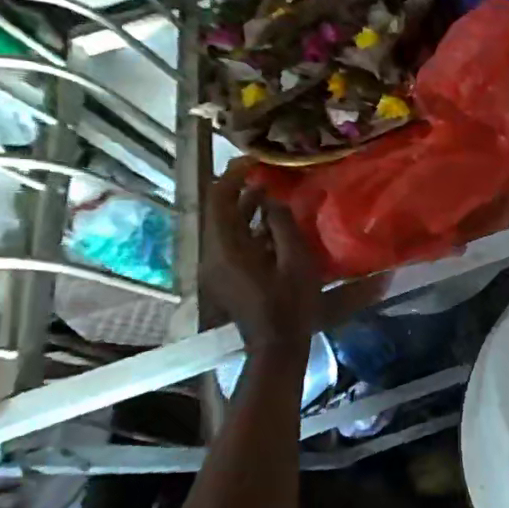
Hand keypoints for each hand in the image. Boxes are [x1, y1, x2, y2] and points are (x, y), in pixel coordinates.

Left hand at [201, 161, 388, 351]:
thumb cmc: (289, 305)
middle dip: (241, 188)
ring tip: (272, 193)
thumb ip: (281, 224)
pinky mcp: (224, 275)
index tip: (256, 160)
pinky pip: (230, 241)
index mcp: (226, 248)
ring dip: (245, 208)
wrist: (275, 347)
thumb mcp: (295, 261)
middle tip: (267, 173)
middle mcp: (213, 254)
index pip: (219, 198)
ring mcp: (216, 266)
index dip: (234, 174)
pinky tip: (271, 224)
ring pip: (224, 226)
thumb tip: (272, 198)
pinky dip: (246, 227)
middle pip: (219, 210)